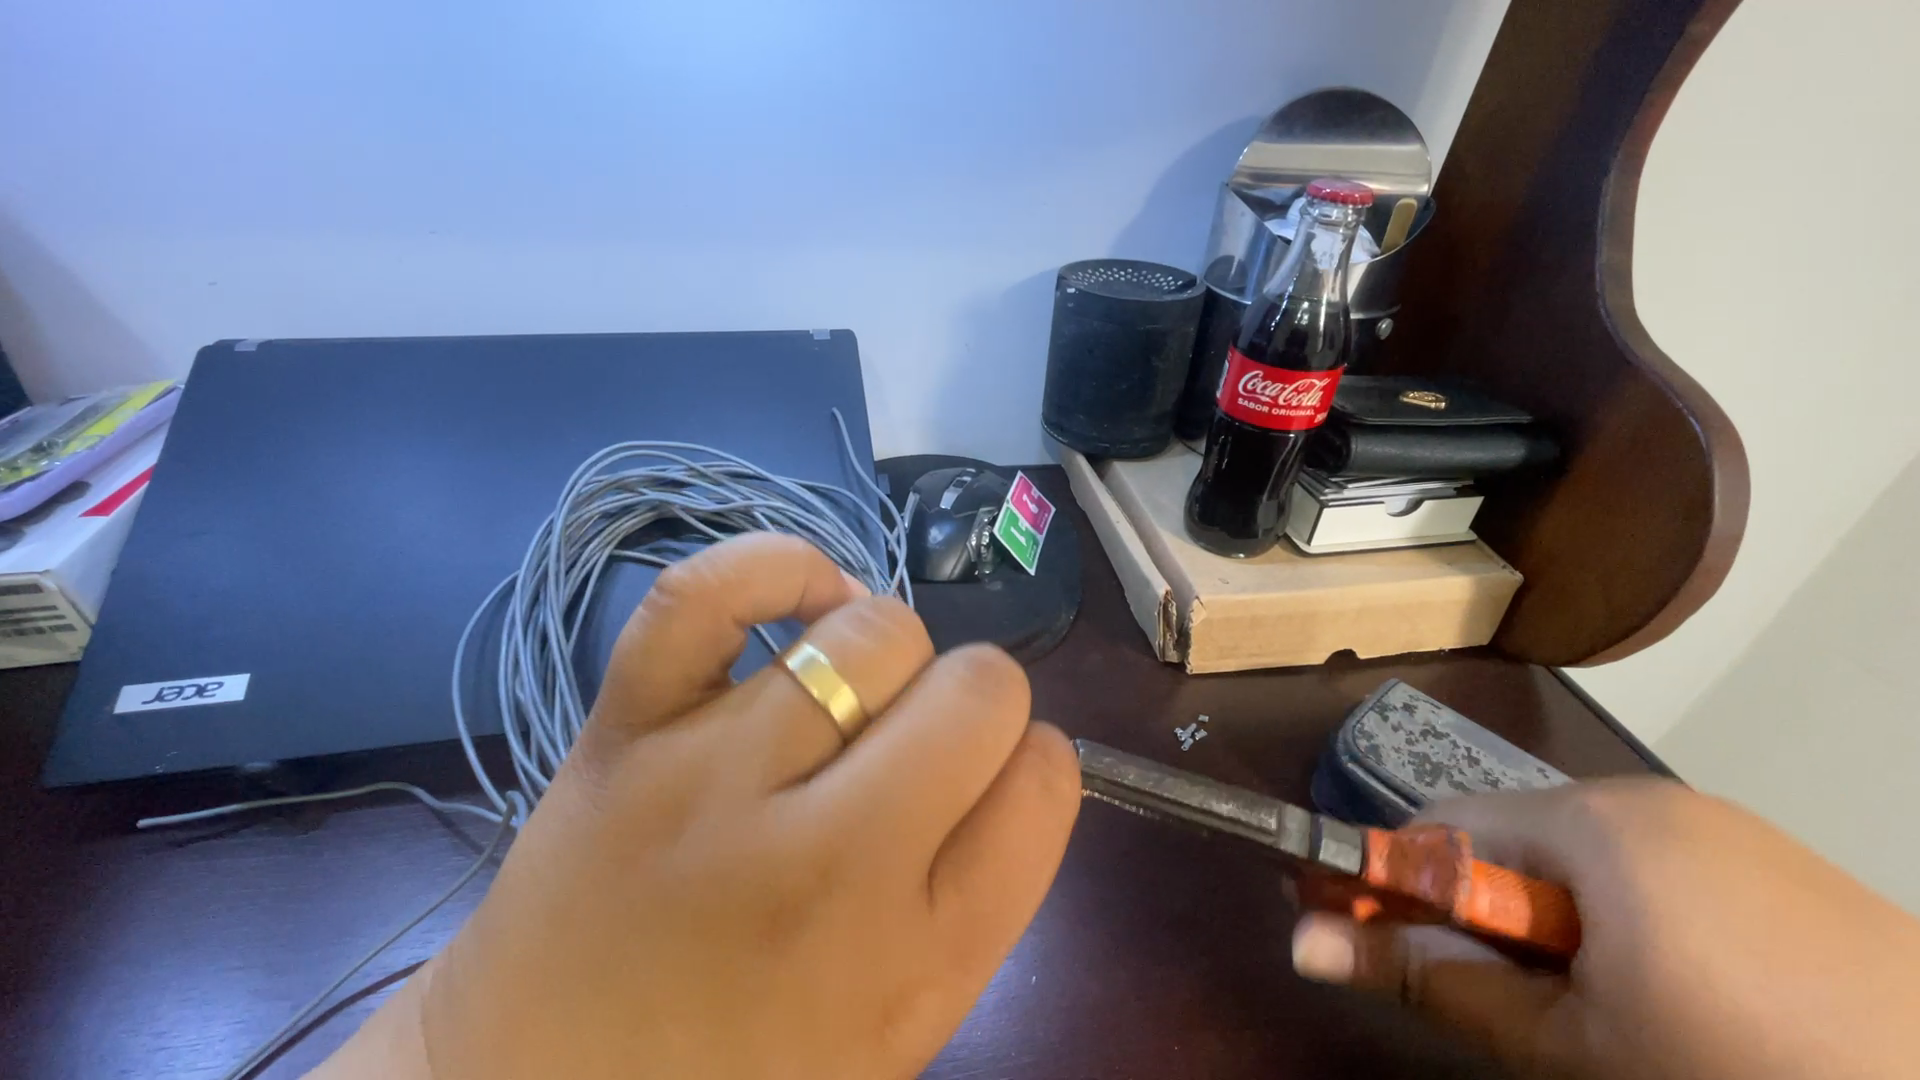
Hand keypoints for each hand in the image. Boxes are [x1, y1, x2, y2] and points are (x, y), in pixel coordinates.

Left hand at [313, 533, 1080, 1078]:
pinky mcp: (627, 725)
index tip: (991, 775)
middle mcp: (830, 861)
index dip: (1032, 759)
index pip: (1044, 780)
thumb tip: (1014, 752)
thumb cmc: (743, 1066)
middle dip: (976, 697)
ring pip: (872, 633)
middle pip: (980, 689)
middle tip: (922, 736)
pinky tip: (809, 599)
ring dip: (889, 649)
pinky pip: (711, 593)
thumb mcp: (906, 1025)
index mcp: (917, 950)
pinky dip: (777, 568)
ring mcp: (716, 778)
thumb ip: (979, 891)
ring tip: (857, 690)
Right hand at [1290, 779, 1919, 1079]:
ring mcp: (1724, 825)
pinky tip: (1690, 997)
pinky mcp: (1780, 863)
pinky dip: (1633, 922)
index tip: (1391, 948)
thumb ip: (1430, 979)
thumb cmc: (1740, 1073)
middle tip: (1528, 1009)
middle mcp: (1648, 796)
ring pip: (1583, 859)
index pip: (1444, 825)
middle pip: (1513, 840)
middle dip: (1496, 917)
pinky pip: (1656, 870)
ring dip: (1563, 924)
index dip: (1406, 886)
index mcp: (1593, 819)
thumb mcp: (1568, 1044)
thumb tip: (1301, 941)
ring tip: (1613, 1013)